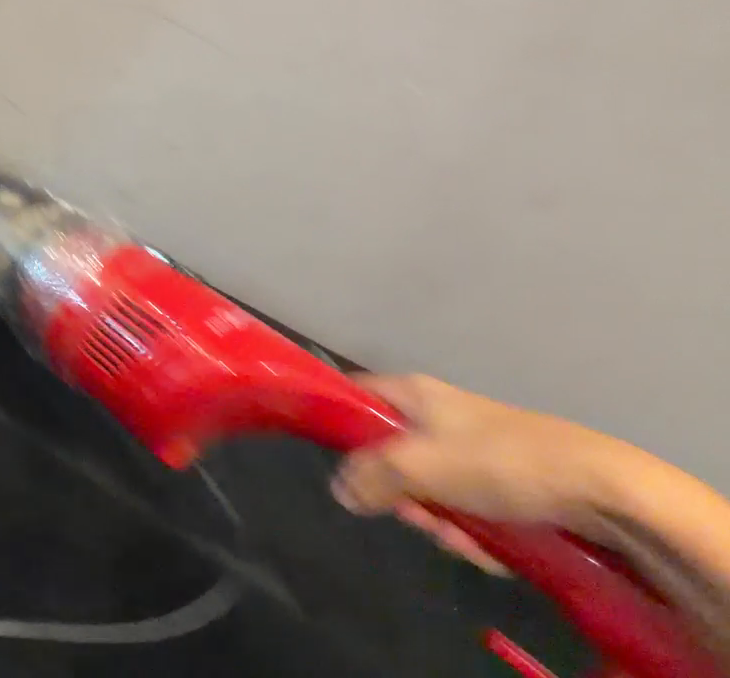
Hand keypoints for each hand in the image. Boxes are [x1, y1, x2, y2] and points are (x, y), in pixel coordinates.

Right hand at [331, 374, 636, 570]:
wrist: (610, 492)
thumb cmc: (499, 461)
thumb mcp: (417, 466)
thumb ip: (368, 476)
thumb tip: (341, 492)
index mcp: (414, 394)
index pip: (353, 395)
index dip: (335, 421)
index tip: (332, 459)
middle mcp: (439, 416)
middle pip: (389, 454)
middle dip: (399, 494)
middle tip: (413, 515)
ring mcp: (475, 451)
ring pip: (429, 489)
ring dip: (438, 521)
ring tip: (461, 541)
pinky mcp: (506, 485)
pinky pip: (467, 508)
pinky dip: (472, 532)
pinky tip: (489, 549)